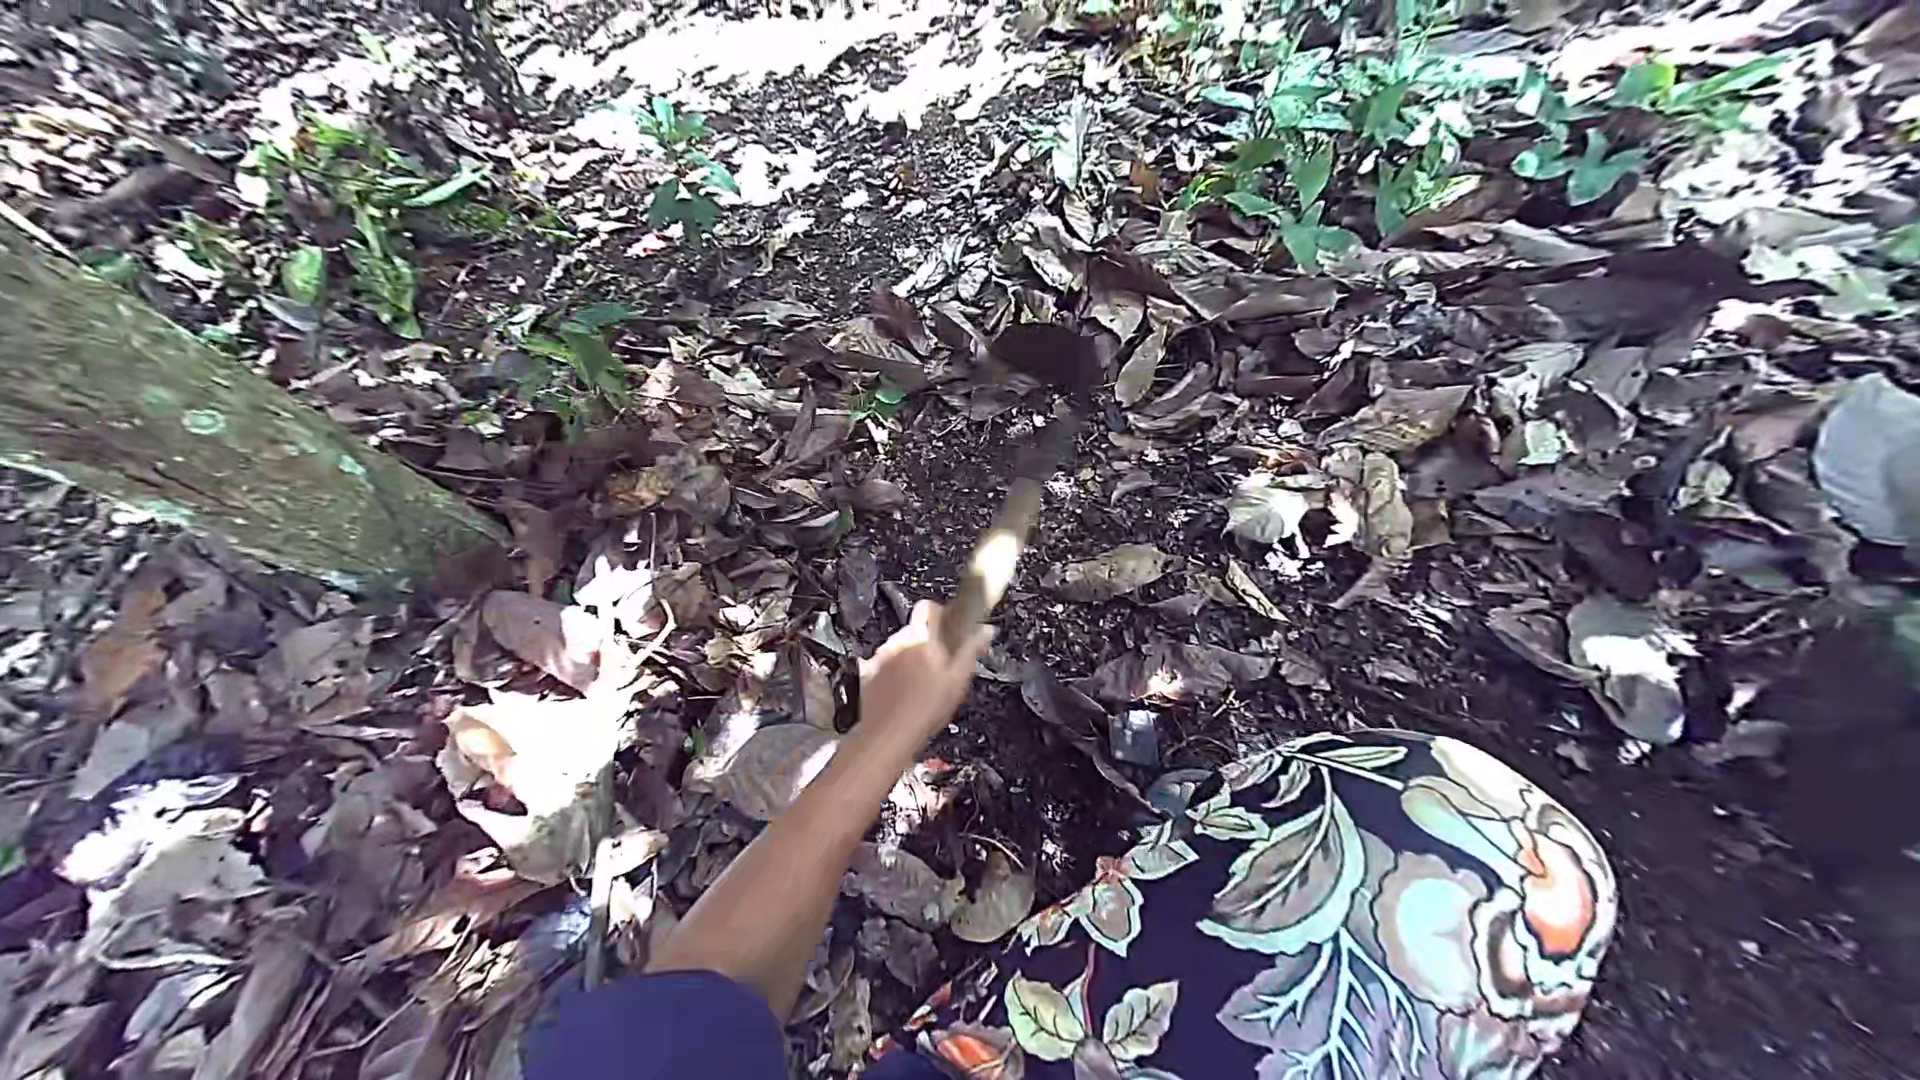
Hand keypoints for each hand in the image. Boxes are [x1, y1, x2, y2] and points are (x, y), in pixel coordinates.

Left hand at [859, 600, 991, 741]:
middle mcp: (900, 641)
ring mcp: (883, 655)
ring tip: (924, 684)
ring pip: (903, 646)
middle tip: (943, 667)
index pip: (930, 608)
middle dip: (931, 643)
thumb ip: (971, 650)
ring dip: (914, 657)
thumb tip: (985, 630)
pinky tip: (907, 690)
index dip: (942, 615)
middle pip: (918, 629)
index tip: (952, 630)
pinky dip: (898, 670)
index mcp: (924, 639)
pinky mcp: (871, 670)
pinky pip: (889, 661)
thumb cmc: (925, 710)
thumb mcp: (958, 680)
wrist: (889, 734)